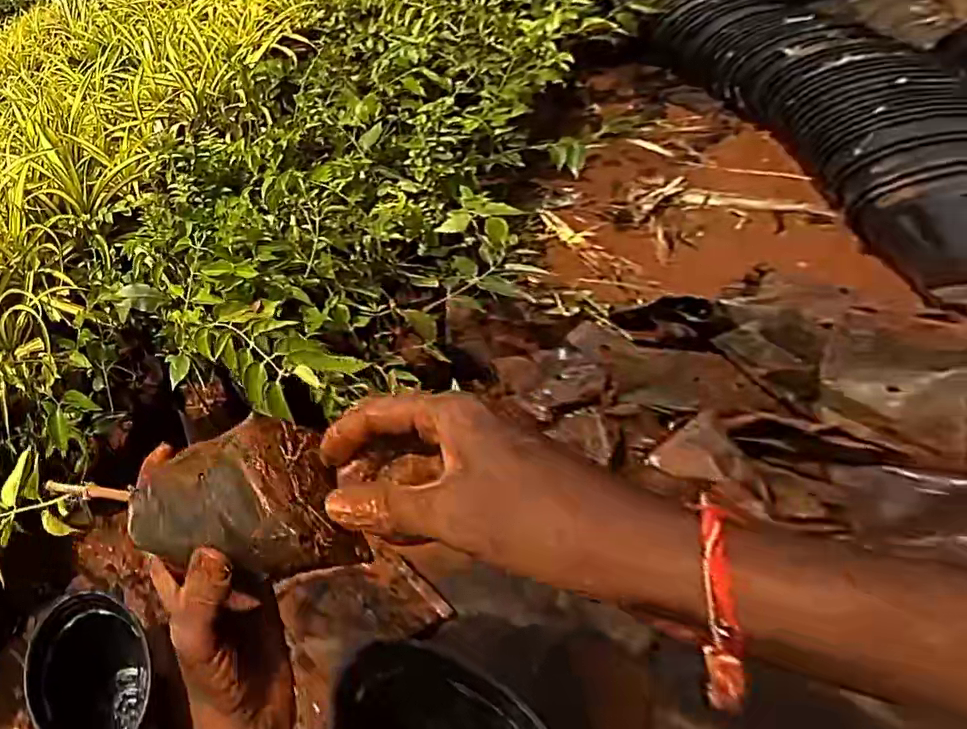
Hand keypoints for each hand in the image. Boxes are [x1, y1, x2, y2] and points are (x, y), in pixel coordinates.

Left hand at [140, 445, 293, 728]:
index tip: (165, 452)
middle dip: (200, 482)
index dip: (151, 481)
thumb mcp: (192, 634)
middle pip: (191, 511)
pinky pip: (261, 547)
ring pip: (227, 524)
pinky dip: (269, 530)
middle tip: (219, 452)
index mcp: (167, 566)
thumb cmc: (208, 675)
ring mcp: (228, 569)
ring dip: (236, 501)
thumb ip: (199, 593)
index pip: (151, 514)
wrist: (253, 718)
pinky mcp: (260, 581)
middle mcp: (193, 559)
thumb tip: (213, 548)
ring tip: (251, 469)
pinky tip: (281, 507)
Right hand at [319, 392, 673, 597]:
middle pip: (399, 433)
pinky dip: (425, 503)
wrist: (648, 556)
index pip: (376, 411)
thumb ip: (387, 507)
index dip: (342, 433)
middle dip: (366, 460)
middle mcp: (469, 424)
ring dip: (393, 487)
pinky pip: (451, 485)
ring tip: (367, 516)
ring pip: (425, 462)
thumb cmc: (539, 520)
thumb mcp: (452, 514)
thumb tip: (331, 504)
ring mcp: (493, 455)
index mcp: (450, 414)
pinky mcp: (514, 486)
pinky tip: (411, 531)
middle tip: (339, 490)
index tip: (318, 461)